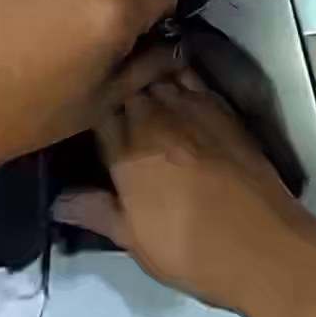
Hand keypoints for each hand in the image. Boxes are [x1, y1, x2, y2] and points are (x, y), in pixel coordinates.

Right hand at [53, 68, 315, 314]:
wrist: (259, 242)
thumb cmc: (189, 249)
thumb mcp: (134, 240)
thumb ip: (95, 210)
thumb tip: (56, 199)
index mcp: (125, 152)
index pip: (97, 111)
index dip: (90, 104)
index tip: (84, 103)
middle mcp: (152, 119)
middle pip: (125, 85)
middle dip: (115, 84)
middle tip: (108, 86)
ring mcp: (187, 107)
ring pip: (154, 73)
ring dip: (142, 71)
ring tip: (133, 70)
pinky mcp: (217, 104)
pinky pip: (188, 73)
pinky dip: (175, 67)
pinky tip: (170, 68)